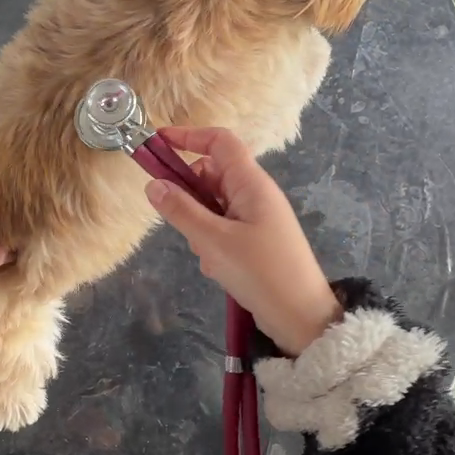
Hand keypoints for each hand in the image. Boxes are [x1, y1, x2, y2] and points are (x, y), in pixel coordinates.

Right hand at [146, 127, 343, 356]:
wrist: (301, 317)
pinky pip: (221, 229)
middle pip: (211, 175)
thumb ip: (180, 210)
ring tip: (207, 254)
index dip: (188, 137)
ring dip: (199, 226)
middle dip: (189, 195)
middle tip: (180, 222)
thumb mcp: (212, 241)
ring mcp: (256, 218)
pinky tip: (218, 269)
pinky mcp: (254, 241)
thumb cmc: (260, 272)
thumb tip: (153, 184)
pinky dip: (211, 243)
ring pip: (213, 206)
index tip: (156, 144)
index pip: (219, 142)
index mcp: (251, 184)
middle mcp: (255, 195)